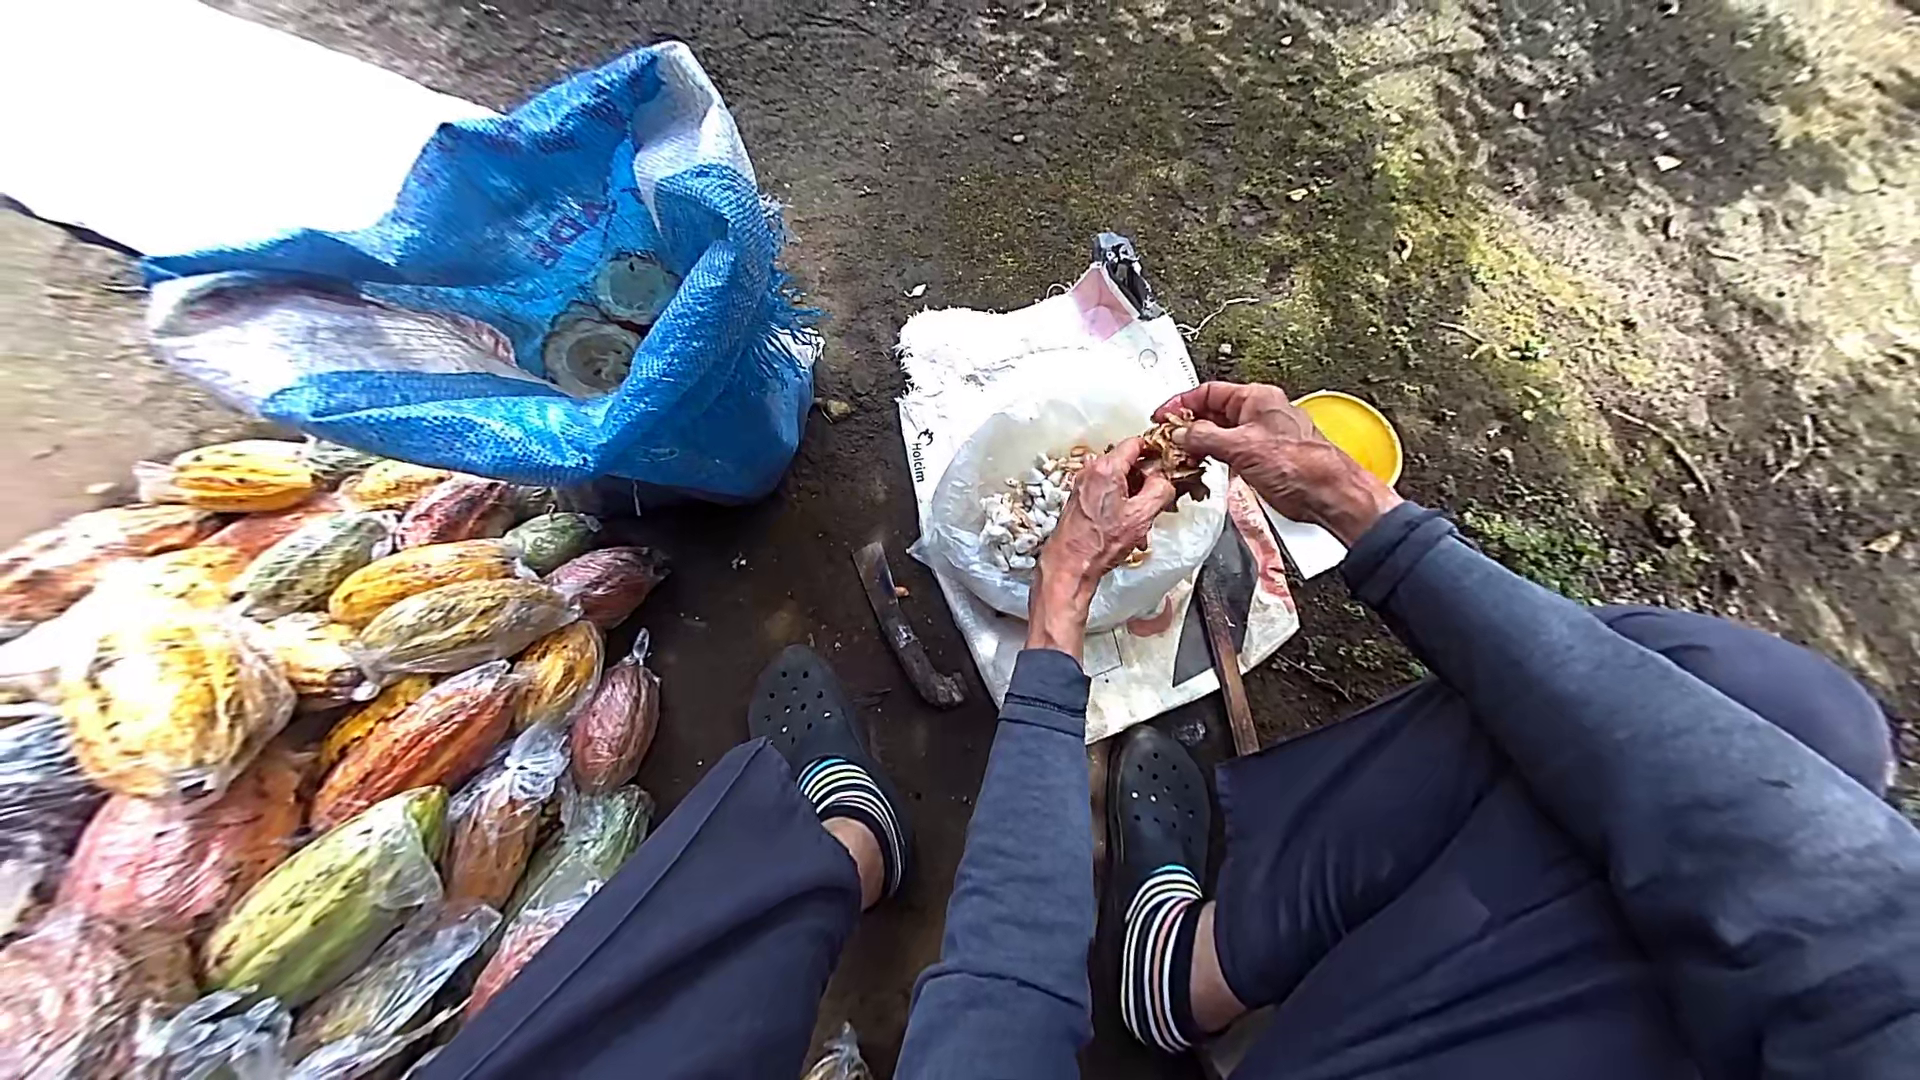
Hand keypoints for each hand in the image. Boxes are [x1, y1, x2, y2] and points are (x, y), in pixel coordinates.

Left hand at [1027, 437, 1176, 659]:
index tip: (1170, 463)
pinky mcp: (1080, 500)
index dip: (1157, 451)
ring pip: (1119, 479)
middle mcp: (1090, 471)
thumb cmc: (1099, 542)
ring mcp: (1083, 485)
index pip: (1136, 443)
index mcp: (1106, 468)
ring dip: (1136, 493)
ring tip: (1146, 516)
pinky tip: (1129, 525)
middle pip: (1127, 461)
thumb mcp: (1142, 515)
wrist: (1069, 565)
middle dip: (1147, 477)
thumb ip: (1160, 489)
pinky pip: (1107, 492)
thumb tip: (1165, 478)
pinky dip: (1121, 503)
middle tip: (1162, 494)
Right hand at [1155, 382, 1401, 544]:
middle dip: (1186, 425)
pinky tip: (1200, 465)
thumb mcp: (1241, 446)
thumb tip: (1179, 433)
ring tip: (1179, 453)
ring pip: (1217, 433)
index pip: (1208, 392)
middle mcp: (1258, 414)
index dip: (1181, 402)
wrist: (1327, 495)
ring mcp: (1258, 437)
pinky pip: (1225, 451)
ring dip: (1196, 443)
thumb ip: (1203, 437)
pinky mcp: (1258, 458)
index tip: (1162, 415)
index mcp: (1257, 399)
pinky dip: (1209, 456)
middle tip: (1167, 437)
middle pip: (1211, 412)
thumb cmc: (1301, 465)